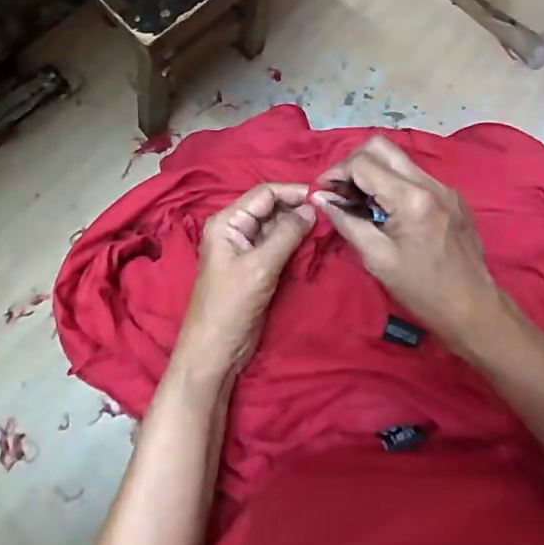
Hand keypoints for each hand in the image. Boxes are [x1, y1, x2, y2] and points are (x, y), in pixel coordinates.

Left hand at [170, 183, 315, 387]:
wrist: (214, 353)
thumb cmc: (231, 306)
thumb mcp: (261, 267)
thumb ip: (287, 234)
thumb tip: (313, 208)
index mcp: (226, 221)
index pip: (264, 193)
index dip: (293, 191)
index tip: (323, 195)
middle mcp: (234, 228)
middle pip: (271, 206)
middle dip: (298, 206)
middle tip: (329, 210)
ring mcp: (245, 247)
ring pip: (276, 224)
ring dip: (299, 223)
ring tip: (326, 223)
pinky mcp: (256, 265)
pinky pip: (278, 243)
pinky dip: (295, 240)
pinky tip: (313, 239)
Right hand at [309, 136, 505, 355]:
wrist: (474, 308)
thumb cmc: (422, 290)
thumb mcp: (377, 259)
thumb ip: (347, 222)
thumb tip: (321, 198)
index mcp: (411, 198)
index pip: (363, 163)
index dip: (336, 172)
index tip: (322, 191)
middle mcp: (430, 182)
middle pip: (381, 146)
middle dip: (353, 162)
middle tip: (340, 189)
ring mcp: (445, 186)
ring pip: (399, 158)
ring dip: (374, 171)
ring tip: (360, 200)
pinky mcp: (453, 196)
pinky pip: (416, 175)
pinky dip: (394, 182)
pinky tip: (387, 209)